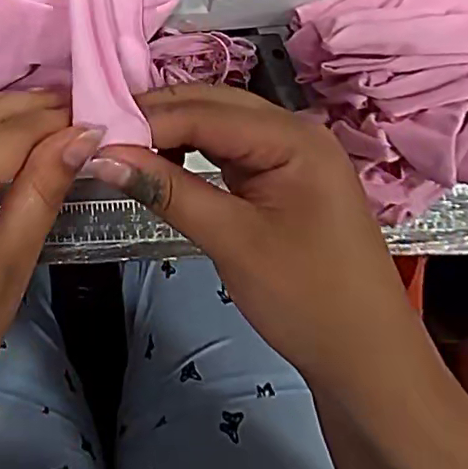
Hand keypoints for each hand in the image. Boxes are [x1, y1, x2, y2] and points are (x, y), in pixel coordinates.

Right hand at [85, 84, 467, 468]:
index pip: (205, 111)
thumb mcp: (233, 242)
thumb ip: (168, 191)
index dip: (148, 120)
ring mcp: (287, 152)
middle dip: (156, 115)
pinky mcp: (278, 174)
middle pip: (211, 104)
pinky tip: (160, 156)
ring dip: (170, 128)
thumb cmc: (310, 300)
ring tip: (124, 141)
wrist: (369, 364)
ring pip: (215, 121)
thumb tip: (105, 156)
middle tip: (103, 130)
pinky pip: (225, 146)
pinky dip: (188, 148)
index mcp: (294, 138)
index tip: (98, 133)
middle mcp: (292, 131)